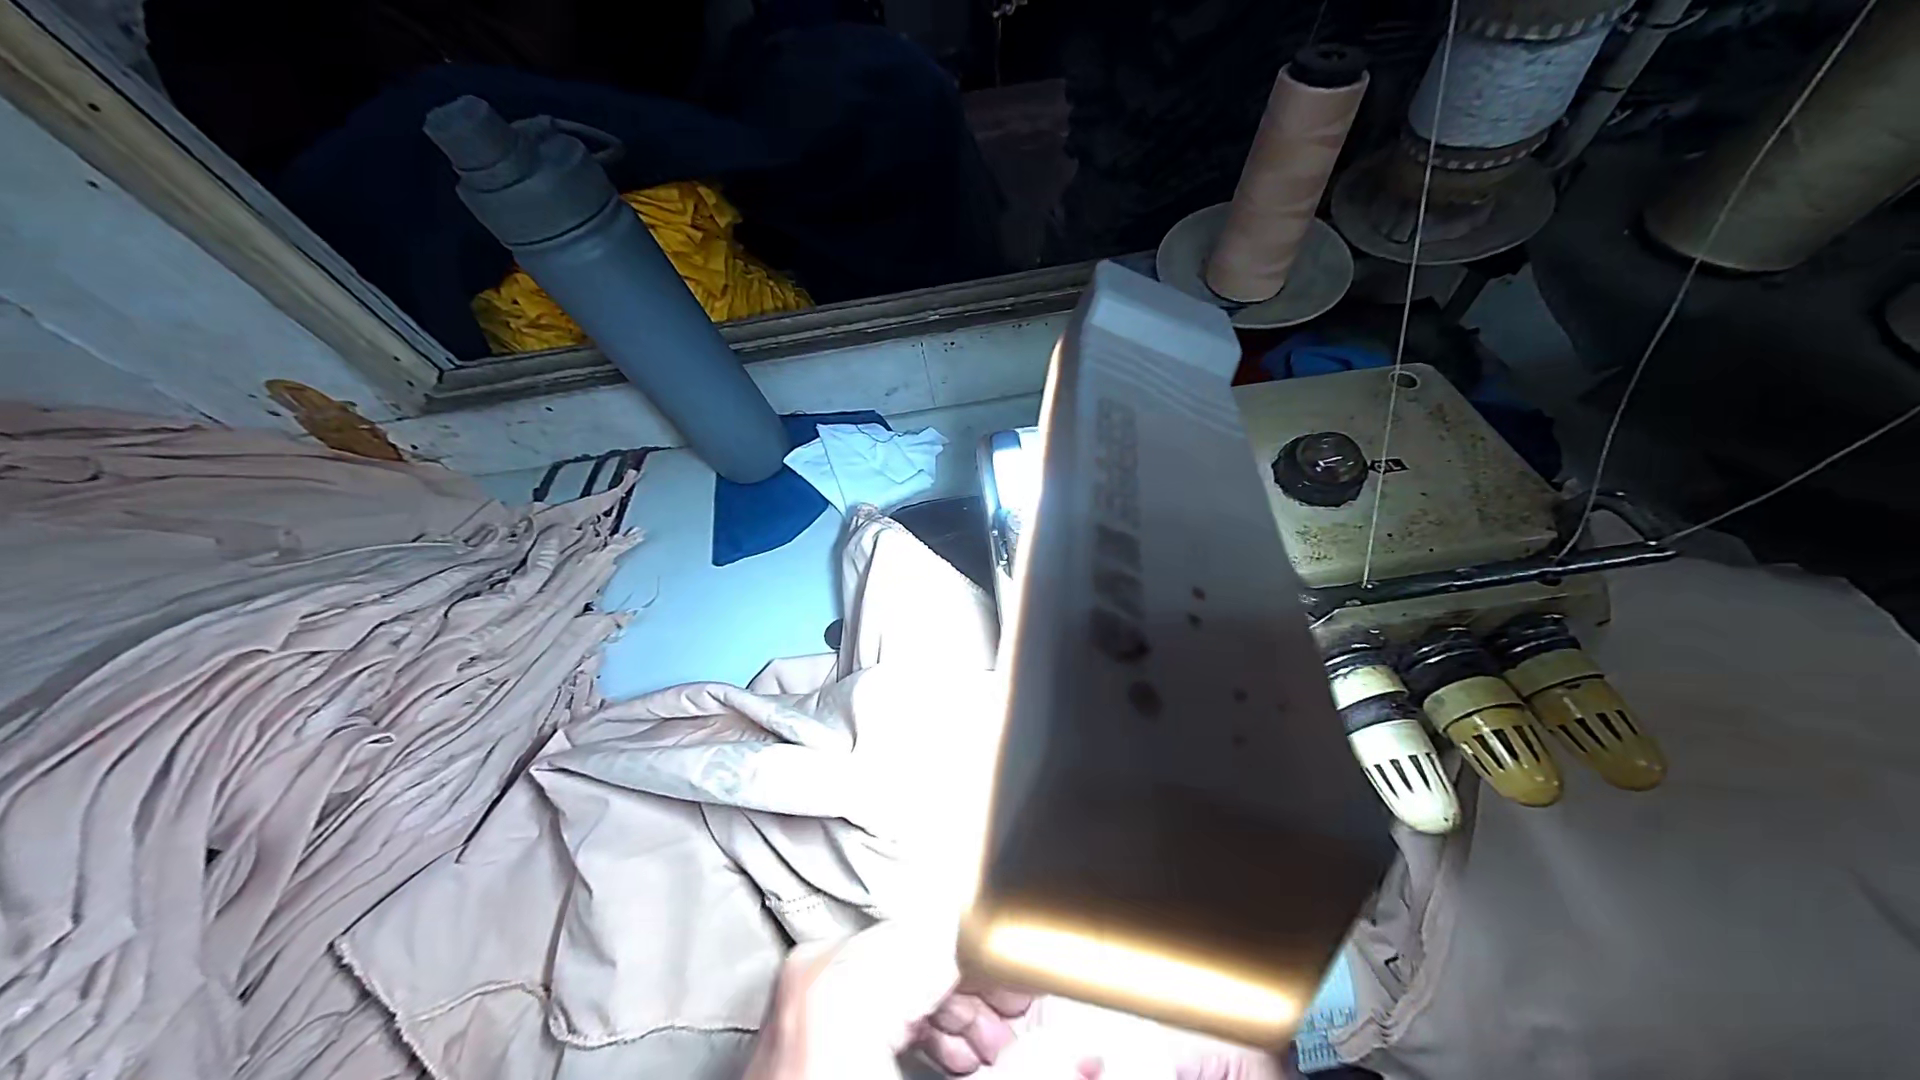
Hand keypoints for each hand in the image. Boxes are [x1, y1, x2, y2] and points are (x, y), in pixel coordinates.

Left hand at [743, 919, 1086, 1079]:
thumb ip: (1023, 1075)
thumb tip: (1084, 1049)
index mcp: (843, 985)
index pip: (961, 936)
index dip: (1017, 967)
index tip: (1051, 996)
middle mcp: (818, 968)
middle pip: (937, 949)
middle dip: (991, 995)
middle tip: (1030, 1039)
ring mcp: (804, 984)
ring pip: (912, 965)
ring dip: (961, 1009)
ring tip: (993, 1059)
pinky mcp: (801, 1003)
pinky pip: (880, 984)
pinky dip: (922, 1016)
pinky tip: (950, 1056)